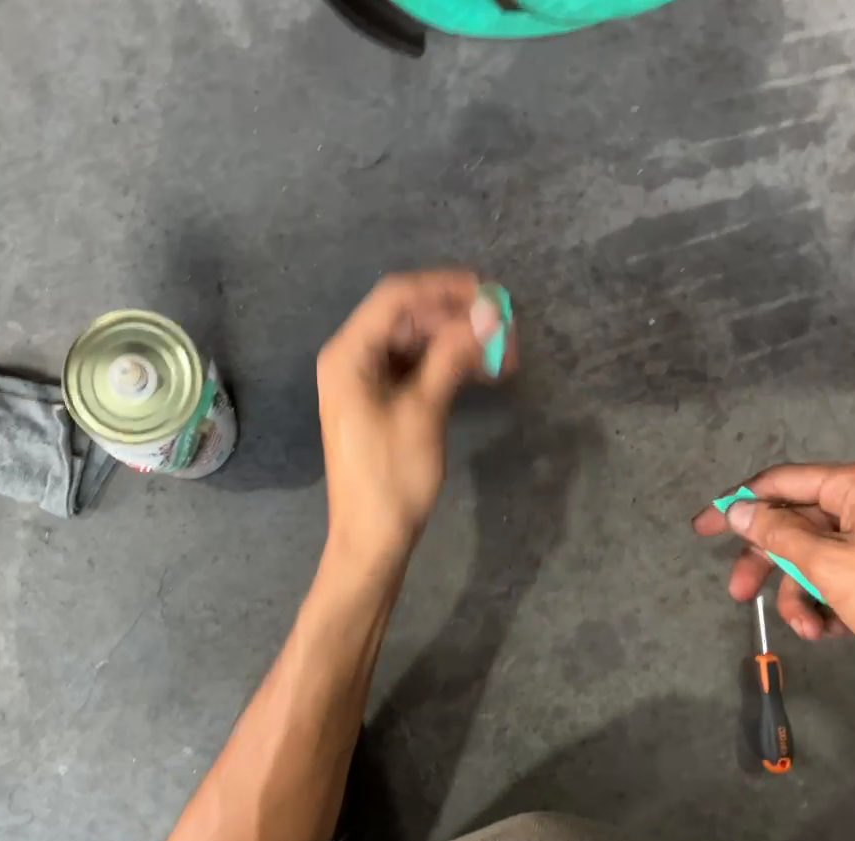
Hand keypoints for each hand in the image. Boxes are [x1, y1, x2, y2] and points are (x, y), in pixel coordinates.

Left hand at [316, 270, 507, 574]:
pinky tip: (483, 372)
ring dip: (458, 343)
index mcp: (348, 355)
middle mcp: (351, 358)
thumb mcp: (424, 411)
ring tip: (504, 355)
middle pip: (409, 317)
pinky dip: (447, 366)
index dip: (445, 289)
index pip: (397, 297)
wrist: (372, 538)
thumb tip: (490, 311)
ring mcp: (365, 381)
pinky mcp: (380, 401)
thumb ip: (453, 355)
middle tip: (506, 331)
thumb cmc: (392, 477)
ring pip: (417, 343)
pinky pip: (415, 368)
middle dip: (457, 319)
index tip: (492, 295)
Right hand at [691, 462, 854, 690]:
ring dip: (801, 593)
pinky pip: (849, 571)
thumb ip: (776, 533)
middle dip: (769, 564)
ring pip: (821, 554)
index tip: (701, 531)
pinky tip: (832, 630)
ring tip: (808, 630)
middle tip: (739, 596)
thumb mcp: (828, 565)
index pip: (781, 482)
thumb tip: (738, 508)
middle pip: (798, 523)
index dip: (735, 505)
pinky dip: (832, 599)